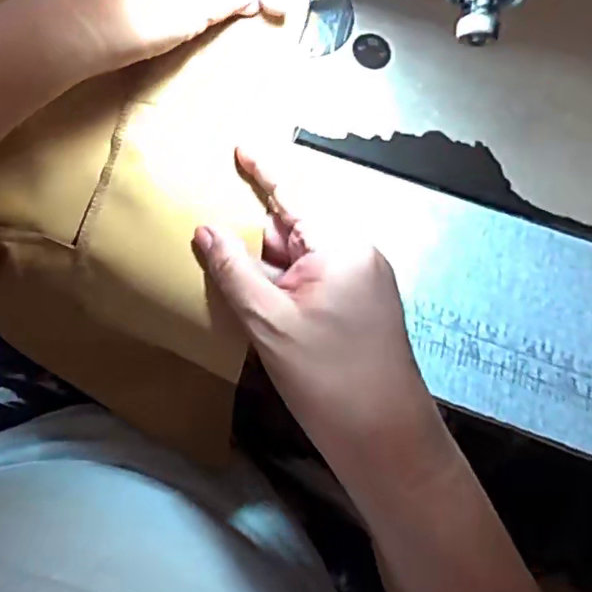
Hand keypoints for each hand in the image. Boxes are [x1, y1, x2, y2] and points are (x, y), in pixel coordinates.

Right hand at [193, 146, 449, 486]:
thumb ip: (232, 269)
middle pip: (290, 227)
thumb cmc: (327, 377)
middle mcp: (354, 256)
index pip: (293, 197)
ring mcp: (356, 282)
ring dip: (258, 261)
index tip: (239, 147)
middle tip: (207, 227)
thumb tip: (204, 229)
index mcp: (341, 249)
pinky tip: (246, 292)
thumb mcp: (267, 320)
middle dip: (249, 230)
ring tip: (218, 262)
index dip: (263, 170)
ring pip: (294, 256)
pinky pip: (304, 277)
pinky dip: (273, 280)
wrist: (387, 445)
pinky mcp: (353, 306)